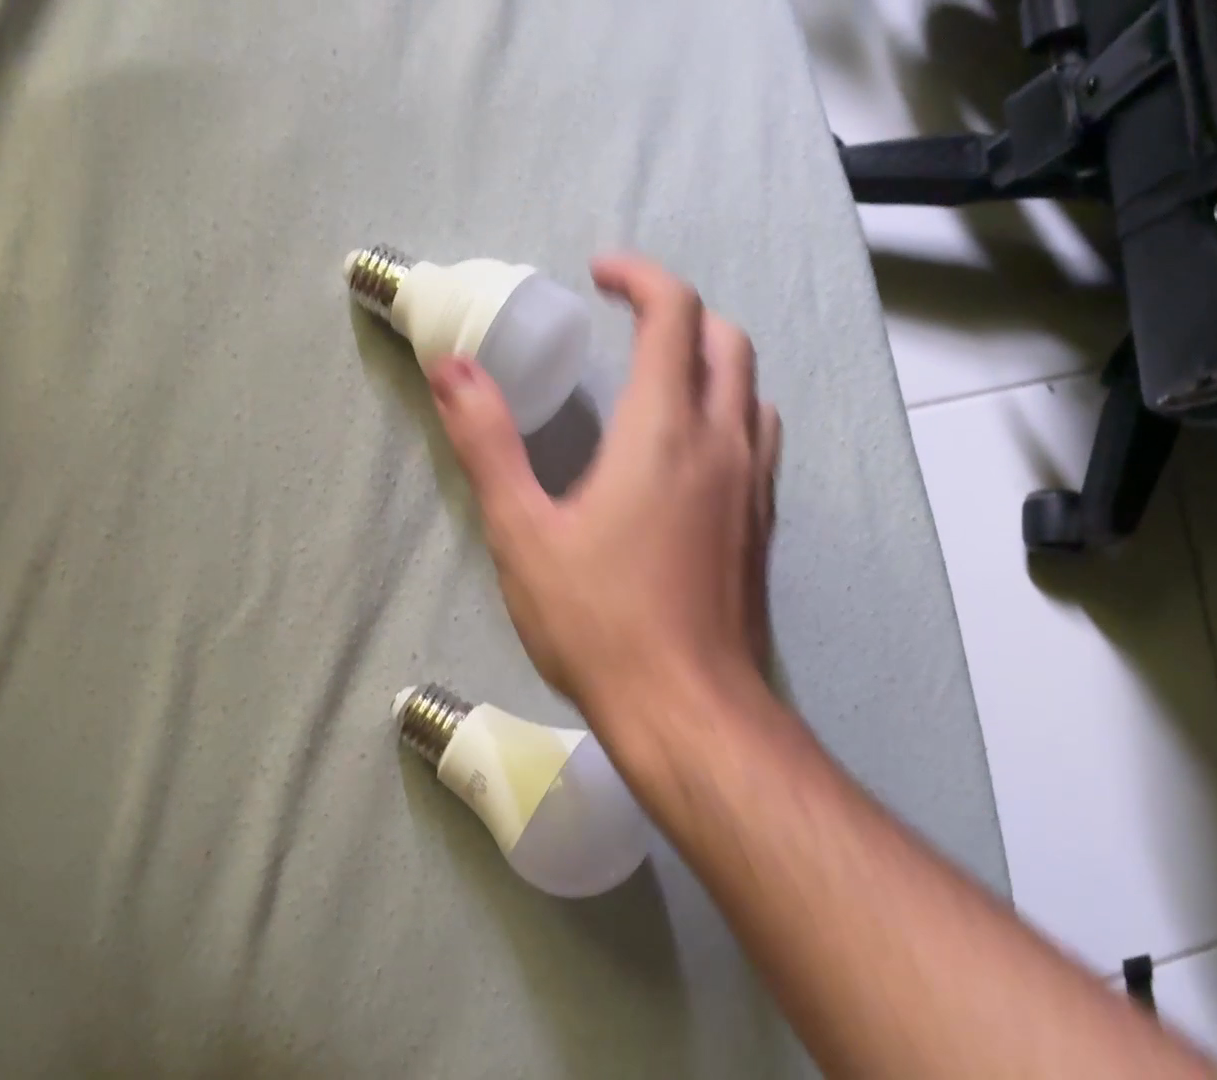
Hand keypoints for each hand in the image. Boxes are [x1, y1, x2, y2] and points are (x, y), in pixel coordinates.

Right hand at [428, 254, 780, 739]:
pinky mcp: (764, 523)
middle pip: (725, 338)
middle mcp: (723, 441)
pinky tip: (694, 450)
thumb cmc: (600, 624)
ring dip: (712, 360)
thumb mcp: (523, 535)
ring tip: (662, 378)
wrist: (690, 708)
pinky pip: (759, 437)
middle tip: (628, 321)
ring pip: (752, 387)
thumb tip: (452, 368)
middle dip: (679, 311)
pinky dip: (732, 410)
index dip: (639, 277)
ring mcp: (753, 483)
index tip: (600, 274)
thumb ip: (488, 444)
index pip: (674, 312)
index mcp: (663, 430)